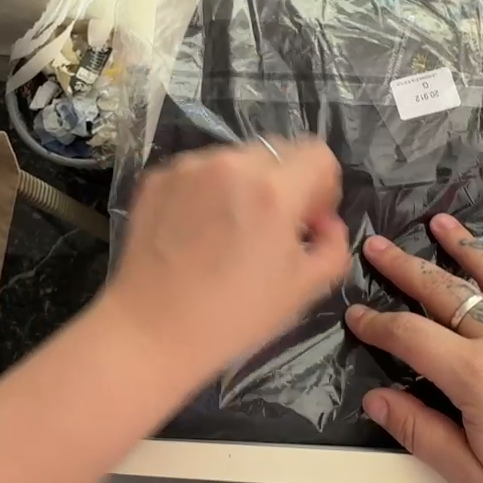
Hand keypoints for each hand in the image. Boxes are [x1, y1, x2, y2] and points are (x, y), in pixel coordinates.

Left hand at [103, 139, 350, 378]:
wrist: (150, 331)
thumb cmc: (233, 317)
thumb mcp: (303, 289)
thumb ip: (333, 244)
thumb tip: (324, 221)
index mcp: (274, 191)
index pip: (318, 154)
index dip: (323, 186)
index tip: (308, 218)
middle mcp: (231, 165)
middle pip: (278, 152)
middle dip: (285, 183)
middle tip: (272, 227)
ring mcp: (189, 167)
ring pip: (236, 159)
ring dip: (244, 184)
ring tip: (229, 229)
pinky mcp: (157, 177)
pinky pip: (199, 171)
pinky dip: (208, 190)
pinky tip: (197, 230)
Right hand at [345, 214, 482, 482]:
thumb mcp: (476, 480)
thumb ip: (421, 432)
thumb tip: (374, 398)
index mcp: (475, 375)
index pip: (409, 335)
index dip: (376, 323)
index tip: (353, 312)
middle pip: (445, 290)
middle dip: (404, 266)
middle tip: (377, 244)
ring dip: (464, 246)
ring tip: (439, 223)